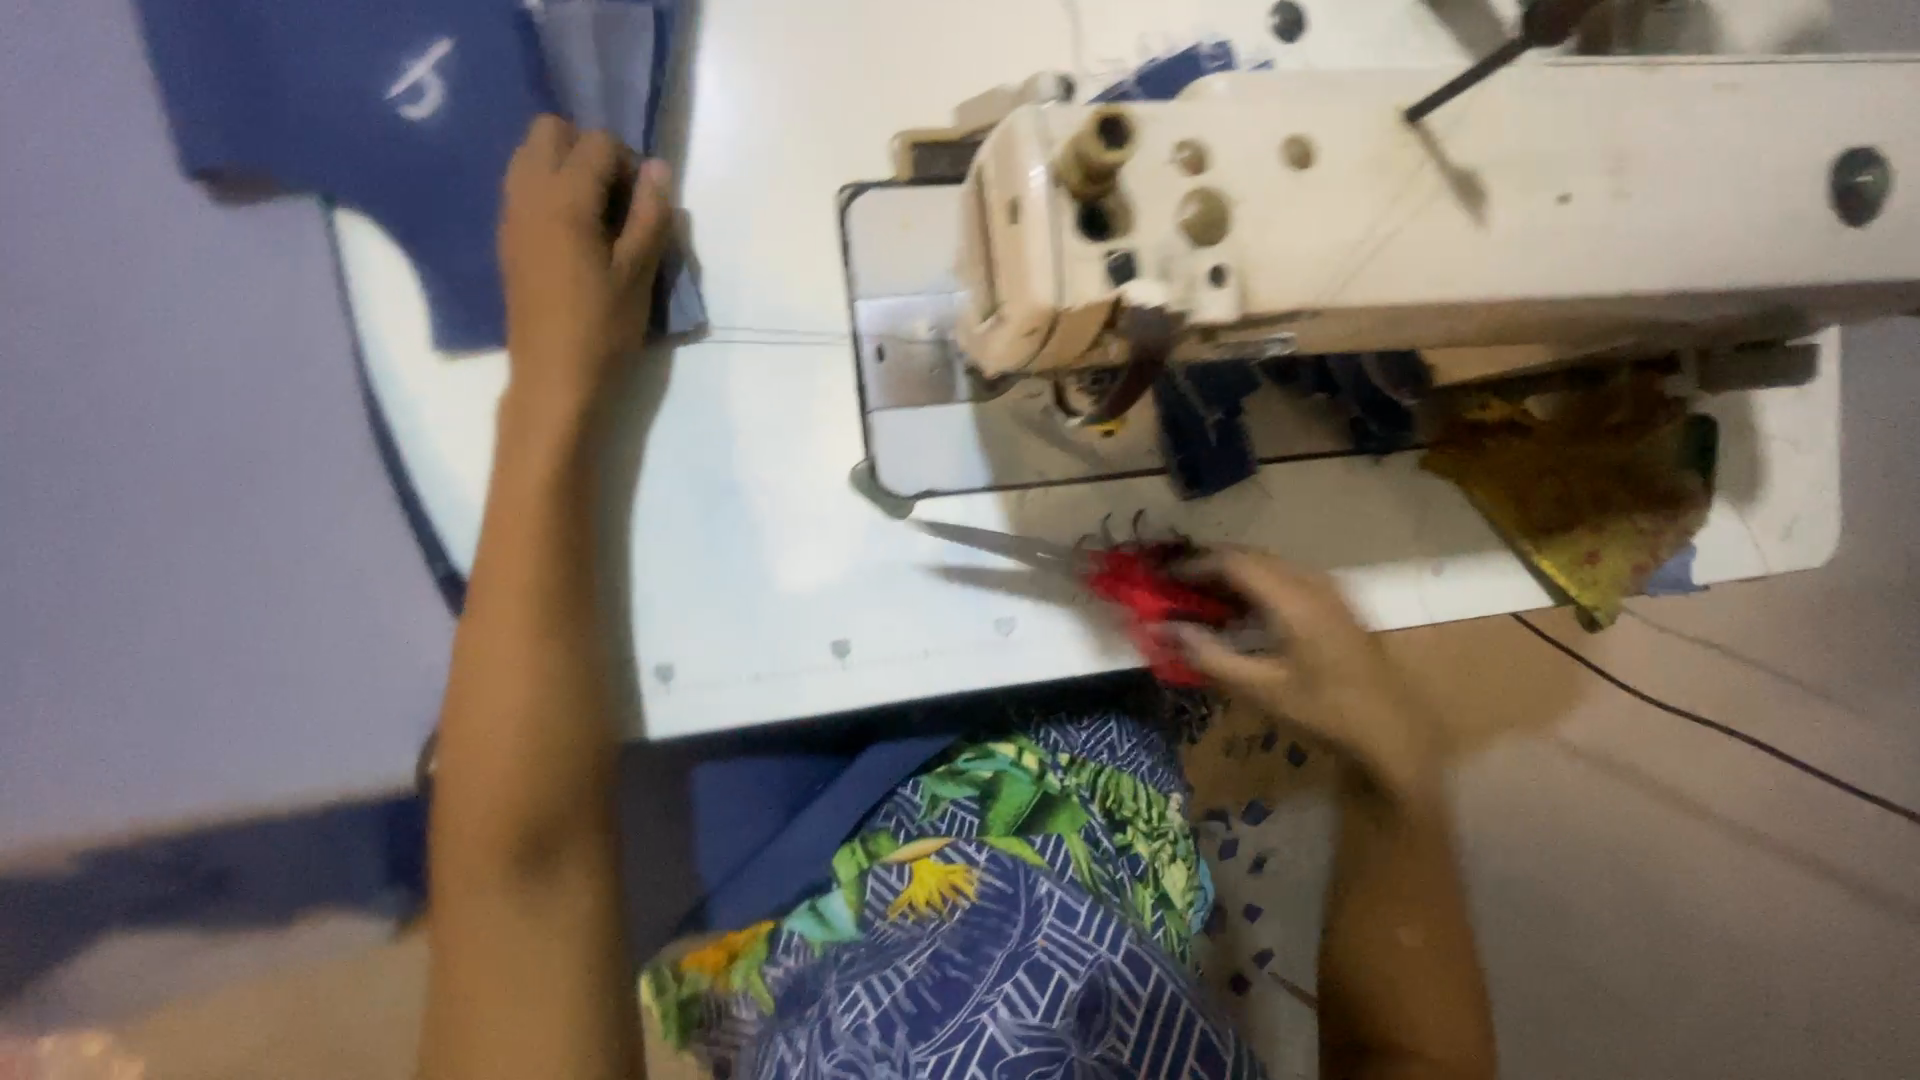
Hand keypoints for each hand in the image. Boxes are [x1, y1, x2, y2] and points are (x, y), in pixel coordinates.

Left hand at [498, 115, 672, 421]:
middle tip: (619, 198)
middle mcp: (528, 193)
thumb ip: (650, 216)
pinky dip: (550, 192)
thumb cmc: (604, 328)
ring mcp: (511, 215)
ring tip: (600, 218)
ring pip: (530, 156)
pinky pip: (523, 187)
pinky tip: (578, 237)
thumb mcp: (639, 274)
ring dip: (566, 169)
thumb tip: (658, 169)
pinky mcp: (508, 238)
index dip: (628, 162)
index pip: (596, 142)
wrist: (555, 378)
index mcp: (564, 198)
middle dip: (588, 151)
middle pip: (550, 131)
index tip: (646, 203)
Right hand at [1171, 549, 1442, 797]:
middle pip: (1251, 556)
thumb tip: (1164, 629)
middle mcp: (1312, 583)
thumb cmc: (1325, 712)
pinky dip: (1256, 583)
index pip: (1233, 562)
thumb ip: (1210, 656)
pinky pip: (1286, 577)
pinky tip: (1242, 609)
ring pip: (1270, 564)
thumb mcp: (1260, 689)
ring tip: (1201, 594)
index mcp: (1293, 599)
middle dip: (1210, 564)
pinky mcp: (1337, 602)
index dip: (1194, 564)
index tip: (1162, 577)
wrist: (1393, 732)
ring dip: (1233, 573)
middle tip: (1175, 583)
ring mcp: (1329, 590)